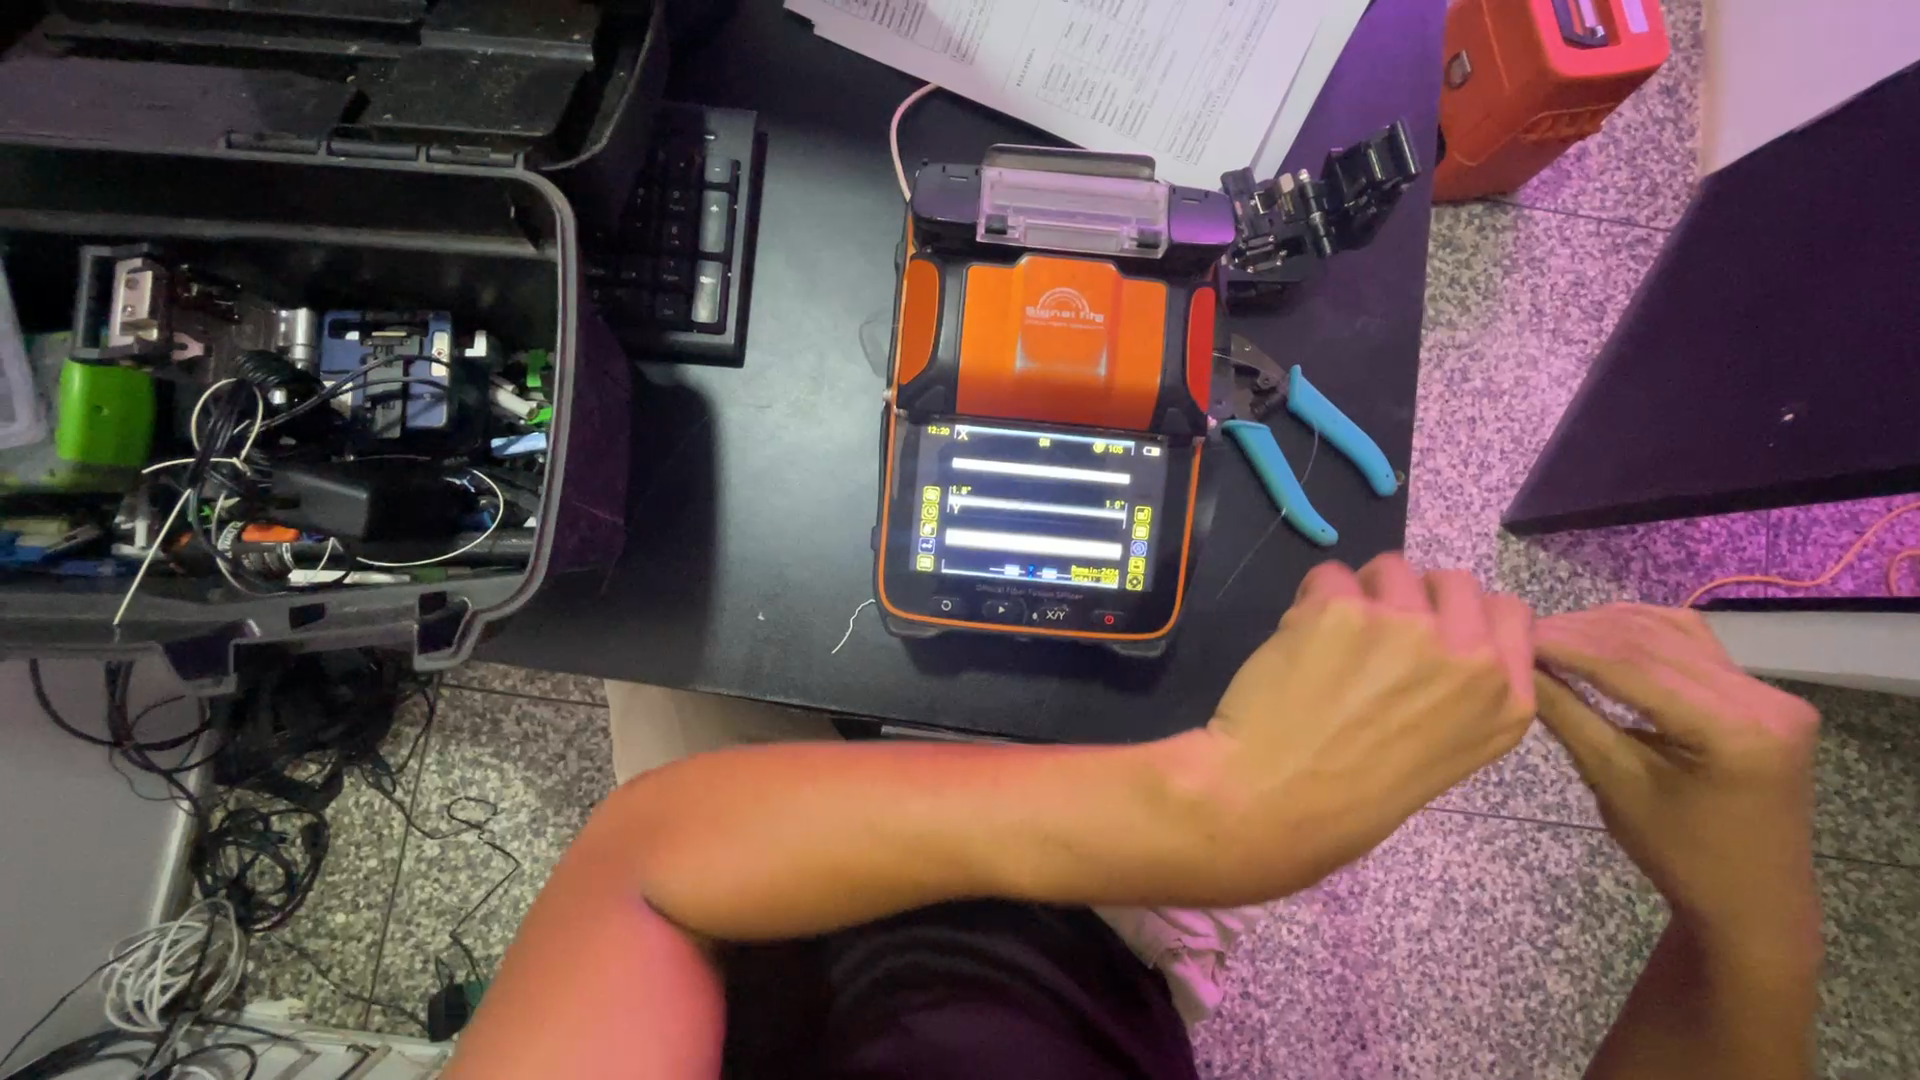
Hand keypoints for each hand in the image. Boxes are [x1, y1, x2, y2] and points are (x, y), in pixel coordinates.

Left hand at [1197, 554, 1535, 895]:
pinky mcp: (1343, 609)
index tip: (1430, 626)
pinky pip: (1329, 573)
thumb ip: (1454, 691)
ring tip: (1333, 635)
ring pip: (1391, 567)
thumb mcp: (1440, 752)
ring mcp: (1406, 626)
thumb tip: (1434, 637)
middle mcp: (1468, 656)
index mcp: (1505, 701)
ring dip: (1361, 591)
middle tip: (1374, 630)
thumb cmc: (1351, 794)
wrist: (1274, 799)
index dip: (1462, 612)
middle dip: (1413, 595)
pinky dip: (1312, 597)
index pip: (1509, 612)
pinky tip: (1299, 637)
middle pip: (1452, 581)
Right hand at [1533, 605, 1821, 954]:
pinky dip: (1636, 631)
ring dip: (1602, 626)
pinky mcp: (1757, 693)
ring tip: (1547, 635)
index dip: (1564, 644)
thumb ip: (1566, 714)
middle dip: (1578, 632)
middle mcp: (1763, 698)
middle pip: (1650, 641)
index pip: (1631, 665)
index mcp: (1734, 729)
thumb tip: (1515, 664)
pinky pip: (1688, 641)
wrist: (1751, 898)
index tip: (1508, 634)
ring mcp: (1766, 693)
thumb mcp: (1613, 781)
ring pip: (1667, 632)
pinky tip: (1596, 635)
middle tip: (1517, 631)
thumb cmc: (1677, 851)